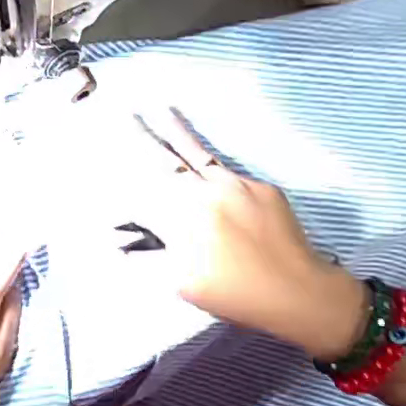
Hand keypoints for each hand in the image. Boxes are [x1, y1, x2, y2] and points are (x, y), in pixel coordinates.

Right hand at [118, 108, 367, 360]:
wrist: (299, 292)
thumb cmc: (236, 295)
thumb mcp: (184, 284)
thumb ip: (149, 259)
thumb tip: (119, 242)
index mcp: (185, 219)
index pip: (144, 190)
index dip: (123, 177)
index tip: (107, 158)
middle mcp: (208, 193)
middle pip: (168, 160)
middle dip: (143, 137)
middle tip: (126, 114)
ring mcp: (239, 185)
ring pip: (200, 154)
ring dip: (177, 132)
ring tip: (161, 109)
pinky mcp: (263, 187)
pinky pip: (230, 175)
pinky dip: (212, 172)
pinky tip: (206, 172)